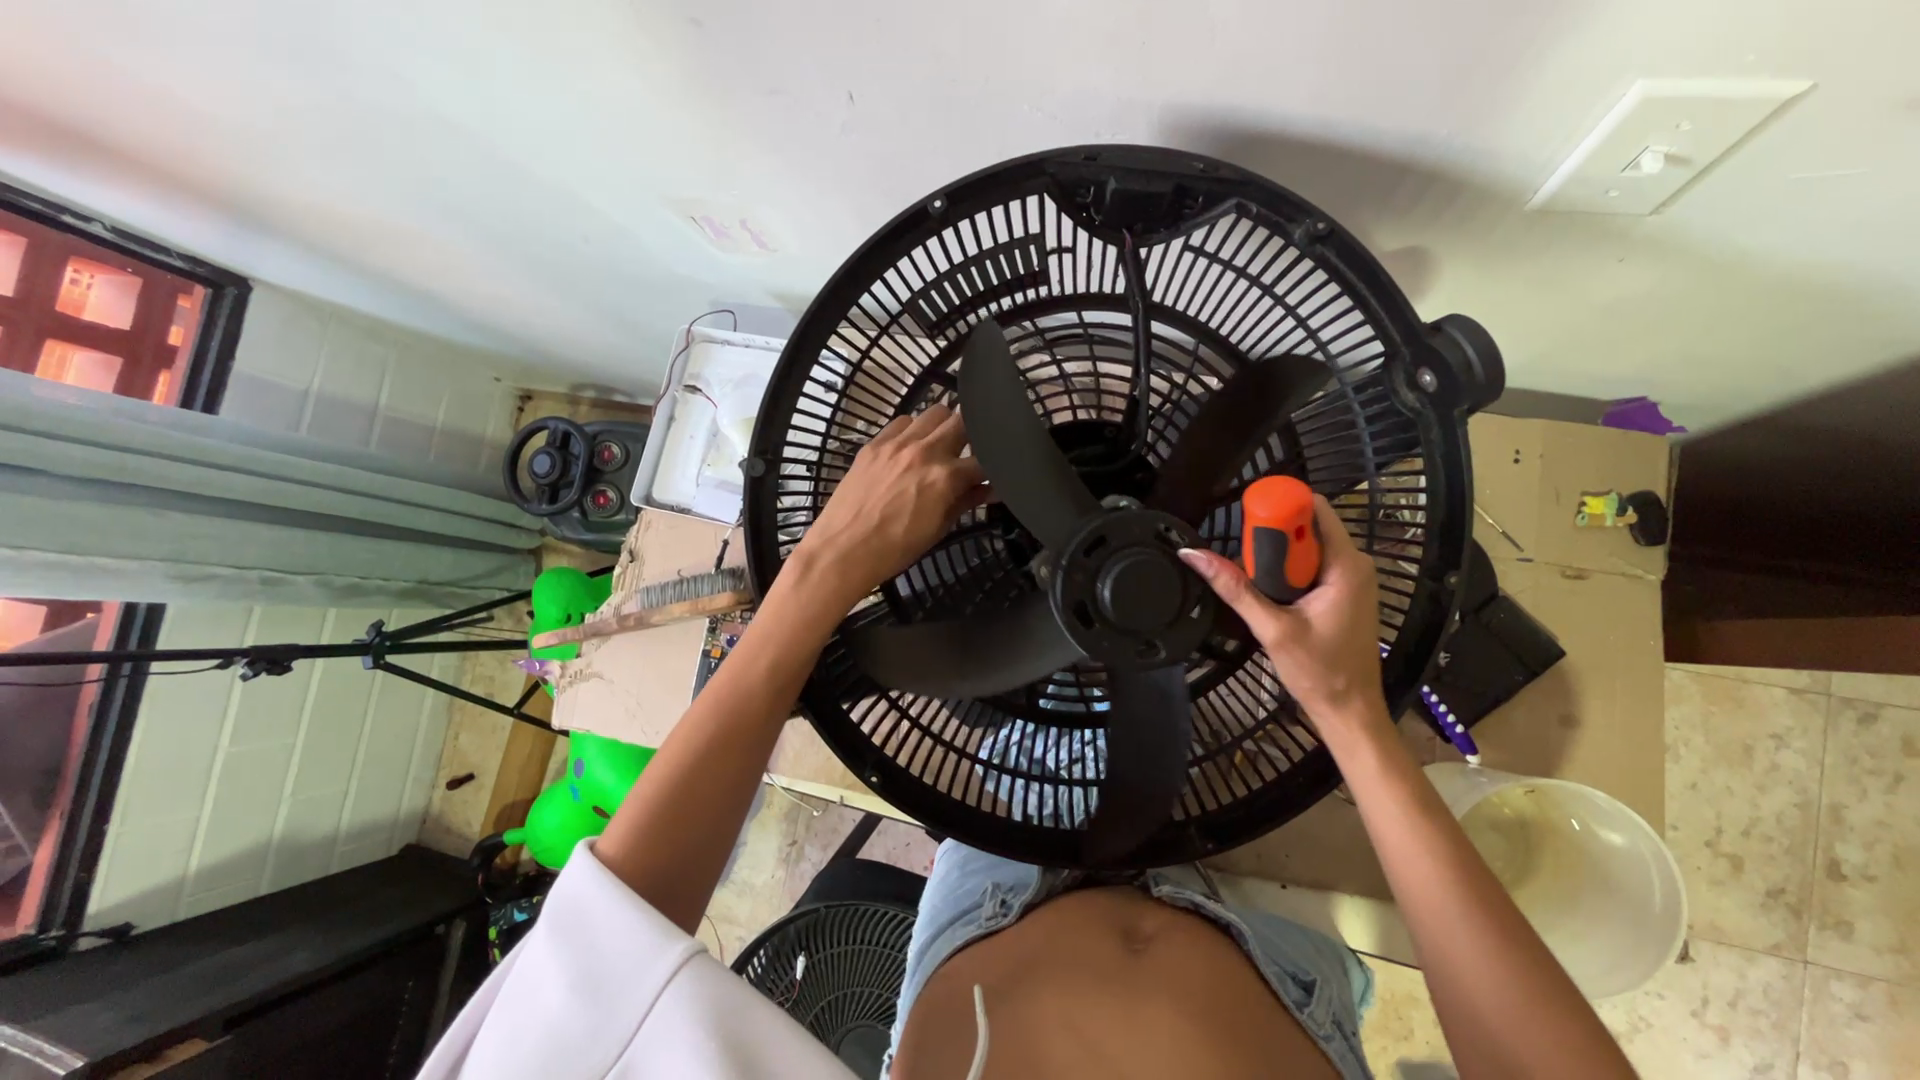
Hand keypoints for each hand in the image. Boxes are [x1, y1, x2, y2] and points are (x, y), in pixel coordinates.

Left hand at [791, 405, 988, 607]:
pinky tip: (910, 446)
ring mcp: (896, 443)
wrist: (843, 550)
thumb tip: (989, 490)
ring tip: (940, 445)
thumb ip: (966, 502)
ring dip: (943, 426)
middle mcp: (924, 451)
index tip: (993, 475)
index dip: (994, 468)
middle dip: (972, 435)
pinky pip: (902, 422)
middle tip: (969, 452)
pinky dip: (913, 429)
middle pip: (962, 421)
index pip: (984, 460)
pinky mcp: (874, 444)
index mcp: (946, 477)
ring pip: (934, 412)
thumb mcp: (938, 529)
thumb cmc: (894, 549)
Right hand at [1177, 495, 1389, 733]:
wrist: (1350, 711)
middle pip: (1308, 525)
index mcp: (1347, 565)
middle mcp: (1355, 563)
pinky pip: (1312, 564)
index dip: (1280, 505)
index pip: (1316, 508)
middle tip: (1240, 552)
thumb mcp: (1273, 628)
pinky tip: (1267, 588)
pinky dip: (1288, 569)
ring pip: (1307, 546)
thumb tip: (1194, 556)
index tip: (1246, 518)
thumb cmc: (1320, 672)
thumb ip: (1235, 589)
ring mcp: (1351, 578)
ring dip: (1277, 553)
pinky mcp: (1343, 592)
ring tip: (1247, 571)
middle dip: (1273, 532)